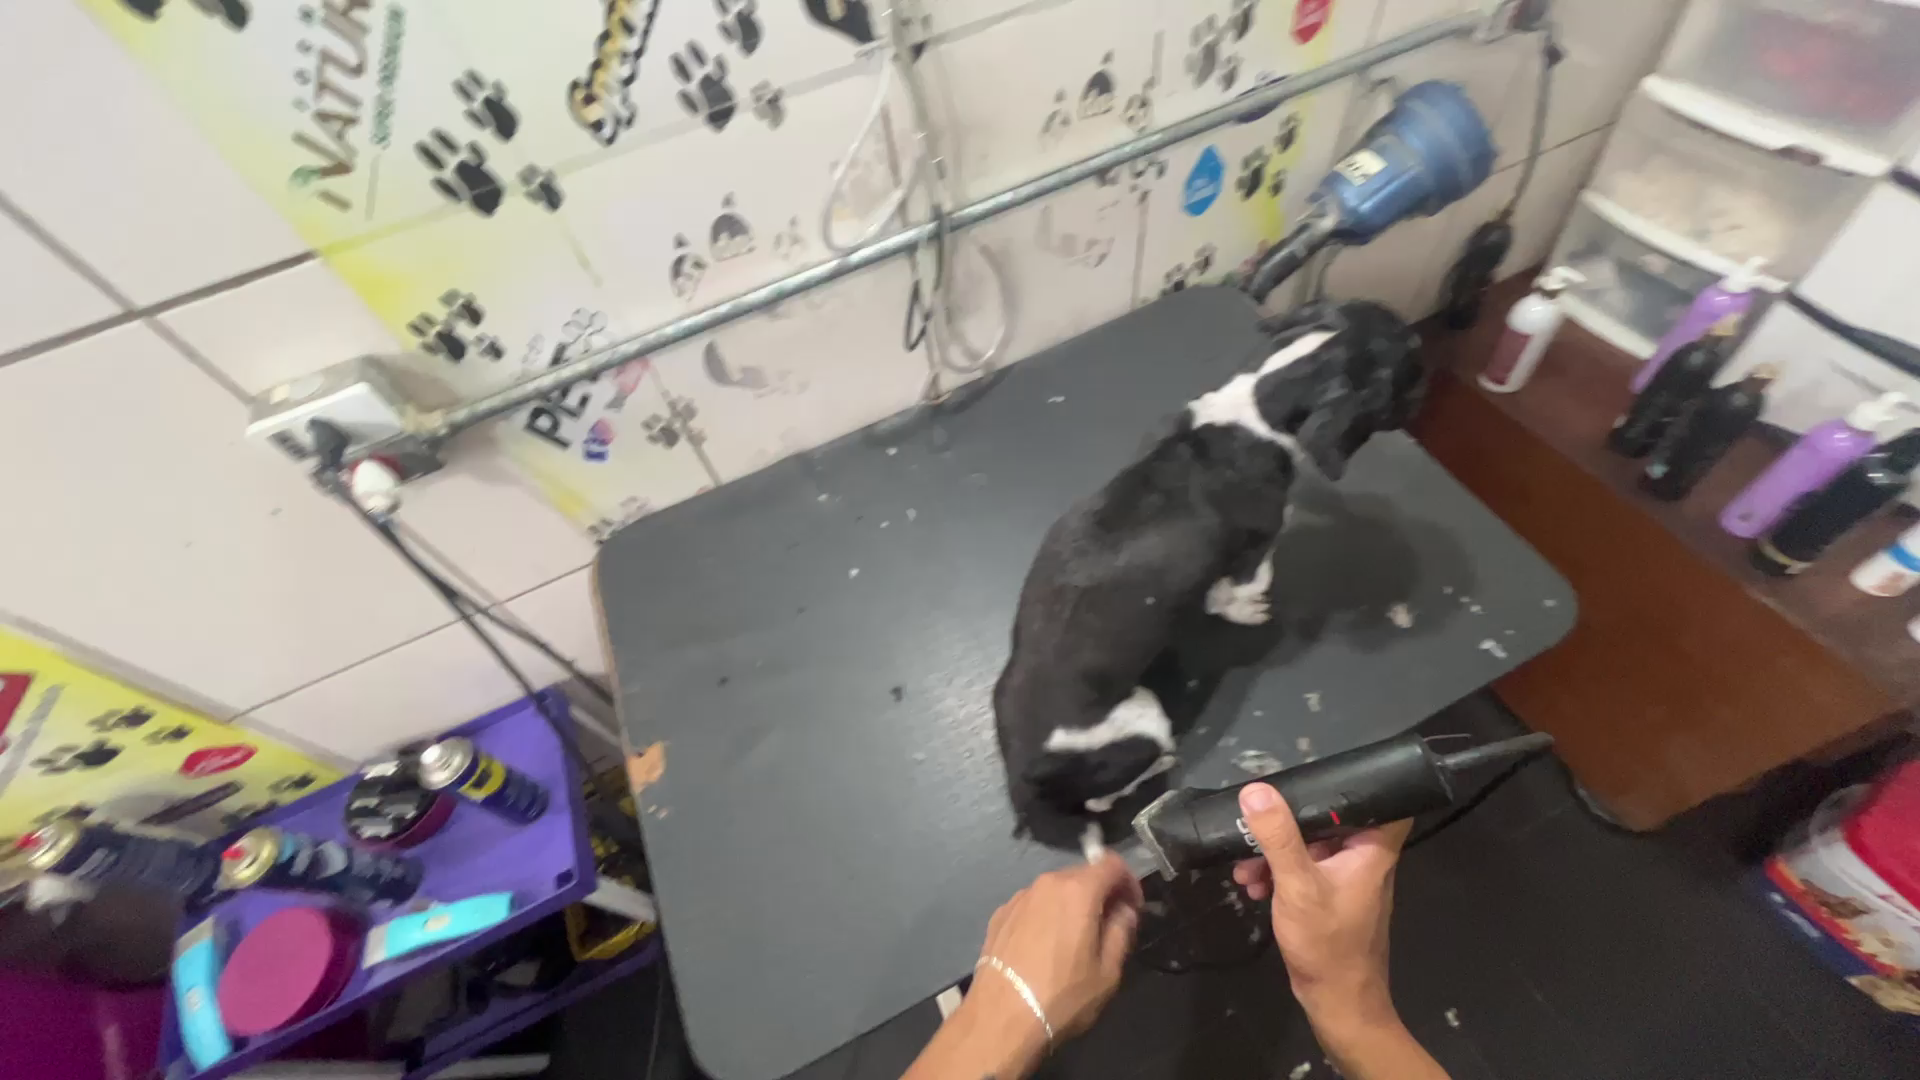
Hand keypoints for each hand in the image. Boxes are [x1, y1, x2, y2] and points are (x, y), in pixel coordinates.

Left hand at [975, 853, 1144, 1040]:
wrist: (1001, 1015)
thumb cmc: (1062, 995)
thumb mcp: (1107, 972)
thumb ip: (1121, 932)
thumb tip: (1124, 910)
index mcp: (1078, 891)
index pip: (1112, 863)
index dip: (1129, 881)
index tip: (1133, 908)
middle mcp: (1047, 882)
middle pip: (1083, 874)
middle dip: (1101, 894)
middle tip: (1108, 927)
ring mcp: (1020, 895)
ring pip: (1057, 888)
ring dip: (1073, 904)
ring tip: (1075, 940)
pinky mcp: (1002, 911)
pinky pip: (1034, 903)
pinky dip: (1047, 914)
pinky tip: (1045, 946)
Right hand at [1230, 783, 1410, 1026]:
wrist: (1336, 1003)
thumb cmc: (1328, 943)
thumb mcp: (1298, 885)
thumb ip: (1278, 837)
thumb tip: (1256, 789)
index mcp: (1372, 851)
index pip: (1383, 801)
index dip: (1358, 782)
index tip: (1321, 769)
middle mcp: (1363, 859)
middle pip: (1329, 819)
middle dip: (1287, 820)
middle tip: (1256, 820)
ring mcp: (1345, 878)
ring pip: (1309, 844)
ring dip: (1275, 848)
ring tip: (1244, 864)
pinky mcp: (1327, 895)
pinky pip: (1301, 867)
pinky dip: (1277, 870)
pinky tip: (1253, 883)